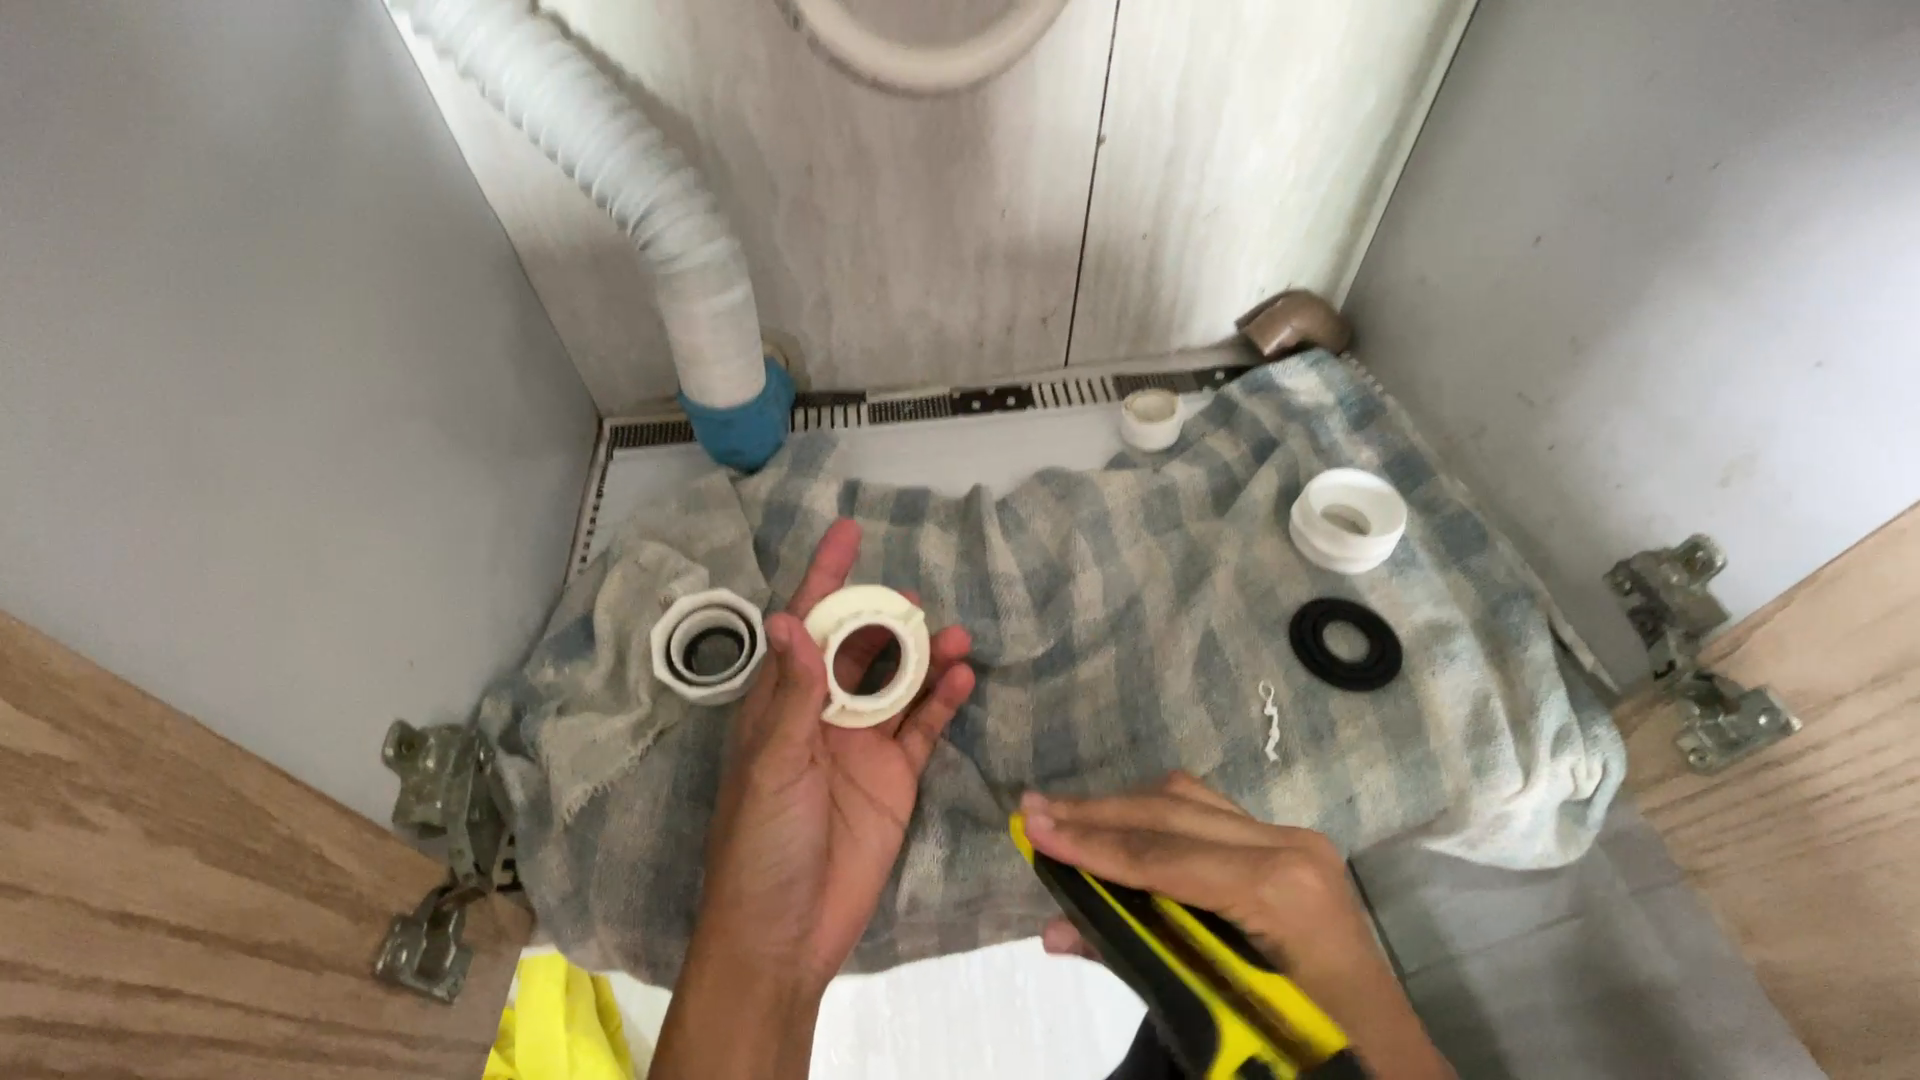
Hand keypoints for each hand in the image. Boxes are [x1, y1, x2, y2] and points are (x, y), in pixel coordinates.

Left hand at [695, 519, 975, 987]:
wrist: (787, 934)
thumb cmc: (762, 845)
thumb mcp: (772, 766)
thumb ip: (792, 696)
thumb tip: (790, 620)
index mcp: (779, 706)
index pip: (805, 628)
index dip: (824, 579)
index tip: (849, 533)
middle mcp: (820, 716)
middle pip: (858, 649)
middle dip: (883, 618)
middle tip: (912, 601)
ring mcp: (860, 745)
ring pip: (897, 684)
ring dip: (923, 657)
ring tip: (954, 635)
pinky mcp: (894, 777)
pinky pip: (922, 728)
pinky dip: (941, 702)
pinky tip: (961, 679)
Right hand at [1022, 772, 1453, 1079]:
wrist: (1389, 1062)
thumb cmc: (1305, 1048)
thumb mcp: (1218, 1014)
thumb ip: (1136, 963)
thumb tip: (1052, 934)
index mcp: (1279, 890)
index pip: (1161, 858)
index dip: (1091, 843)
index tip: (1033, 826)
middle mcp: (1287, 846)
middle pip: (1168, 814)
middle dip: (1093, 813)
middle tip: (1033, 807)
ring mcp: (1292, 839)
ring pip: (1186, 799)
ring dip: (1119, 805)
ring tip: (1063, 810)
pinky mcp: (1288, 843)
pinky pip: (1207, 813)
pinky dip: (1153, 813)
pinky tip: (1118, 820)